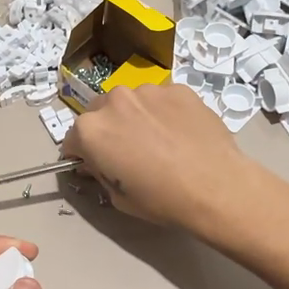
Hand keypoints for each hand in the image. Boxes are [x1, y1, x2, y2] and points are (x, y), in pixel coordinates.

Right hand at [61, 83, 250, 227]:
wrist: (216, 187)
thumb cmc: (162, 199)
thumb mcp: (118, 197)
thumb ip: (100, 172)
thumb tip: (98, 163)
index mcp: (91, 130)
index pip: (72, 139)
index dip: (82, 154)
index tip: (94, 164)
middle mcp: (114, 101)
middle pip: (100, 113)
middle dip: (108, 130)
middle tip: (129, 152)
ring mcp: (148, 90)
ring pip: (132, 102)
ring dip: (136, 117)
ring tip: (160, 141)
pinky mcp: (178, 88)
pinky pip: (161, 99)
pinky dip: (164, 112)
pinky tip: (180, 133)